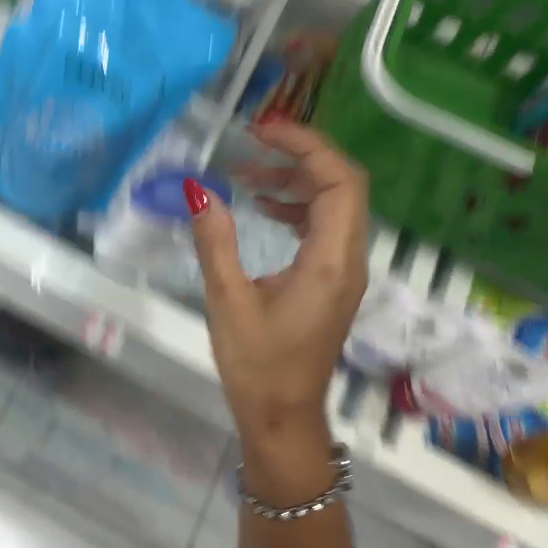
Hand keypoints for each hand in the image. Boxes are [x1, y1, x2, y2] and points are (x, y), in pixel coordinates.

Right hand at [188, 121, 368, 442]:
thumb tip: (199, 189)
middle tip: (254, 142)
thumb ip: (216, 242)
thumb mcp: (228, 301)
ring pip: (336, 206)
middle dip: (301, 156)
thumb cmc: (256, 364)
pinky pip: (325, 228)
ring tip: (249, 172)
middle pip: (343, 186)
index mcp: (331, 261)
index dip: (308, 148)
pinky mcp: (330, 282)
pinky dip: (297, 207)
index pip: (340, 182)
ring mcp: (343, 271)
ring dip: (297, 181)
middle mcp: (348, 259)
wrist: (282, 415)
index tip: (265, 132)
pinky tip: (262, 208)